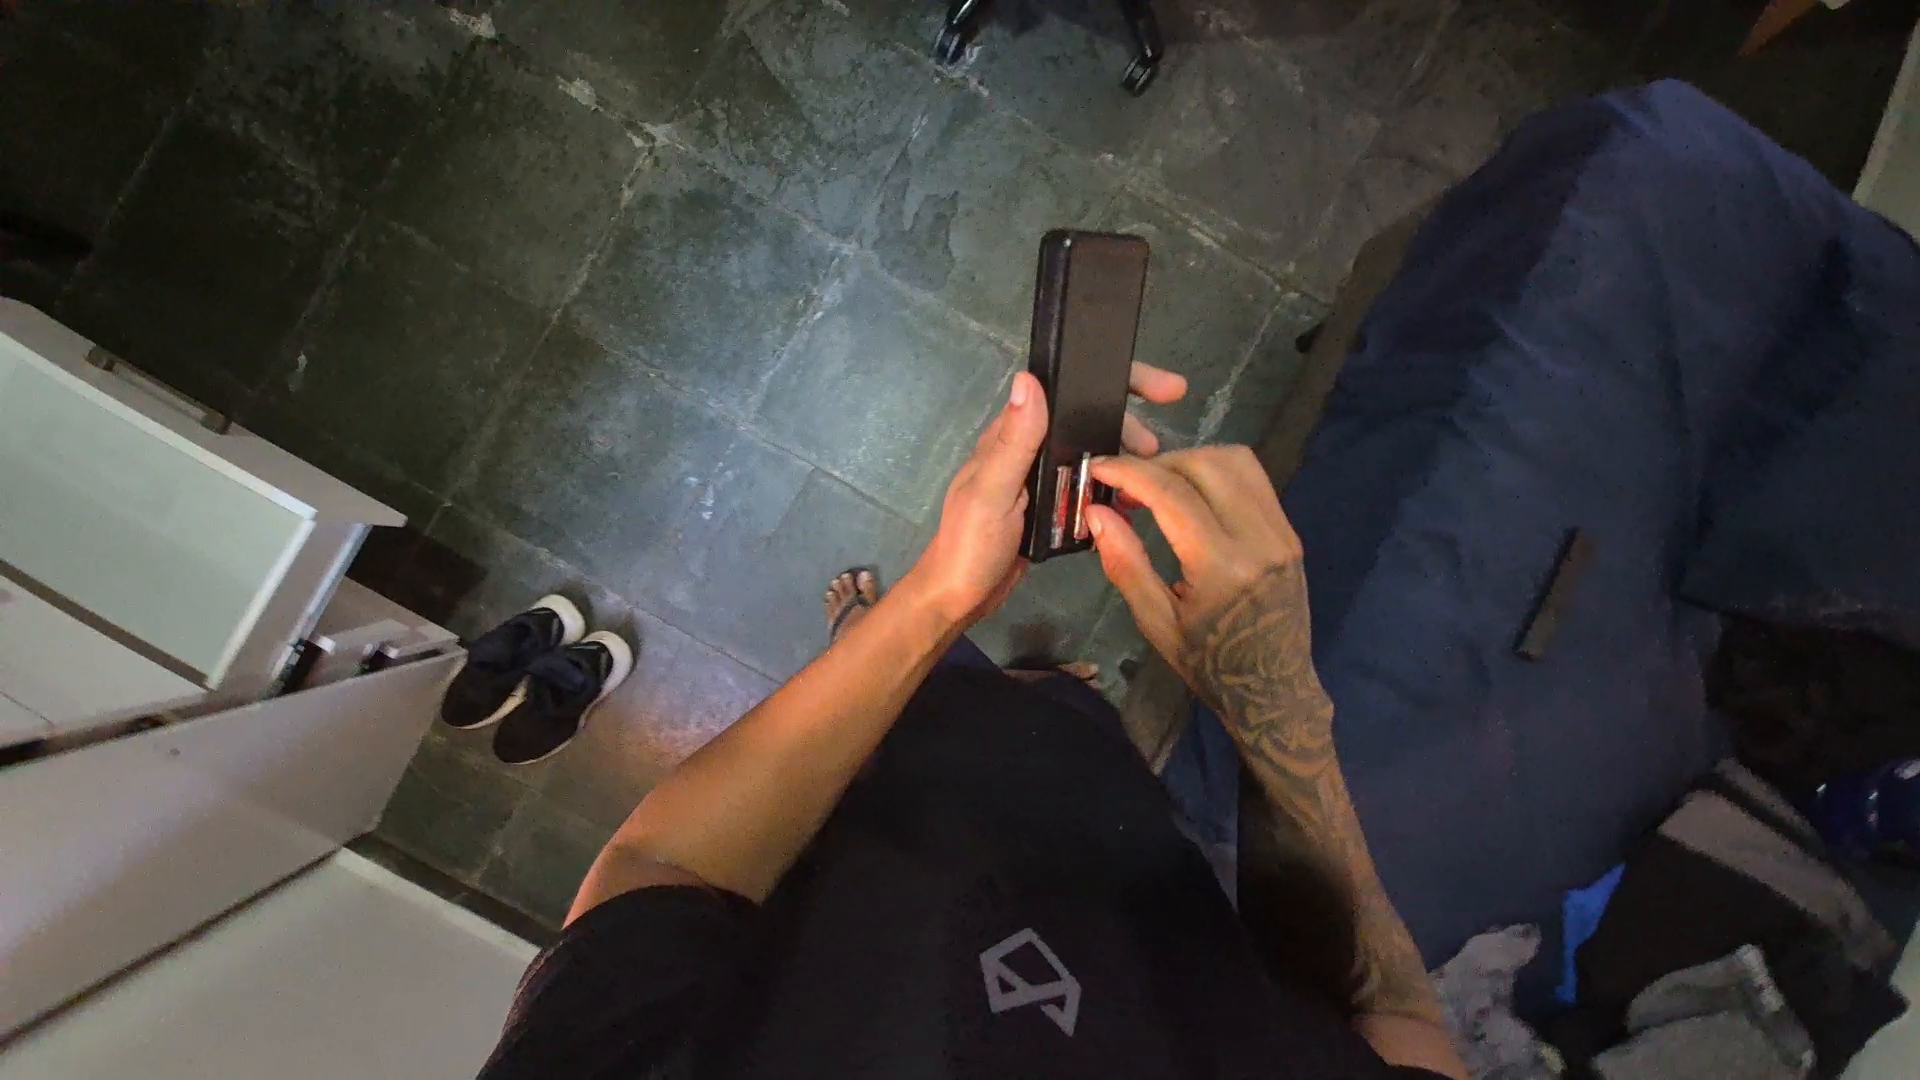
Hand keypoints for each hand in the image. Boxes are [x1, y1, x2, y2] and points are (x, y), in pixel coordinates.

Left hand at [911, 362, 1188, 624]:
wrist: (959, 599)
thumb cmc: (970, 545)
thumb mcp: (992, 491)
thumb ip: (1013, 441)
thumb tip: (1028, 379)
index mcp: (1010, 438)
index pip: (1061, 391)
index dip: (1107, 380)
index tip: (1158, 387)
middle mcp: (1027, 452)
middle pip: (1083, 423)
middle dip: (1126, 426)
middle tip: (1158, 447)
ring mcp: (1039, 482)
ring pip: (1089, 458)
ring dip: (1122, 464)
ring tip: (1151, 480)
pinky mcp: (1048, 510)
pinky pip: (1086, 492)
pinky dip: (1111, 493)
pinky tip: (1132, 506)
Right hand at [1083, 446, 1319, 713]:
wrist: (1274, 689)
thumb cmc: (1207, 664)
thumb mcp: (1155, 622)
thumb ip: (1125, 563)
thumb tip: (1095, 512)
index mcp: (1222, 568)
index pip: (1173, 495)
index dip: (1130, 472)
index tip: (1100, 467)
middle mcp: (1259, 540)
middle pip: (1205, 465)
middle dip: (1156, 464)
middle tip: (1127, 487)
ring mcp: (1281, 532)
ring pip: (1234, 461)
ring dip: (1188, 461)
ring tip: (1158, 486)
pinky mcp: (1289, 531)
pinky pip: (1252, 478)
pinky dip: (1215, 472)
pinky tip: (1190, 494)